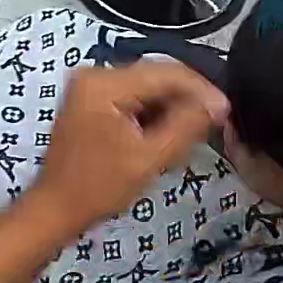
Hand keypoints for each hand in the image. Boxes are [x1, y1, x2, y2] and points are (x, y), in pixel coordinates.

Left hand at [28, 62, 227, 229]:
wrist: (55, 210)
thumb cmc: (98, 188)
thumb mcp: (150, 158)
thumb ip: (186, 126)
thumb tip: (218, 105)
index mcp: (105, 84)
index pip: (167, 73)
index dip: (202, 90)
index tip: (226, 111)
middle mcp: (96, 75)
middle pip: (158, 76)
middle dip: (189, 99)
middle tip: (215, 123)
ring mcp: (92, 87)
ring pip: (150, 87)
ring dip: (175, 107)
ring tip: (195, 131)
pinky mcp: (94, 101)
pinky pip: (136, 98)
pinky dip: (156, 113)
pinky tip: (170, 133)